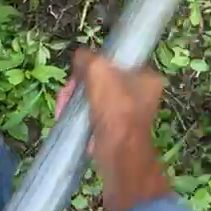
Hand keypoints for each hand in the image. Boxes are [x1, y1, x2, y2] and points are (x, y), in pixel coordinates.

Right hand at [67, 49, 172, 210]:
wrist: (118, 154)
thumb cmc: (116, 107)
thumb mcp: (99, 71)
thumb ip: (87, 58)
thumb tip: (80, 56)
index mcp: (147, 78)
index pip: (119, 62)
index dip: (96, 64)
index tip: (80, 72)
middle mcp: (142, 96)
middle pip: (103, 81)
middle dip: (80, 86)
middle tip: (68, 93)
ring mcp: (128, 116)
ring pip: (95, 99)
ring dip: (75, 101)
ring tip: (63, 107)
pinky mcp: (114, 132)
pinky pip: (93, 117)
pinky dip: (79, 117)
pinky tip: (65, 117)